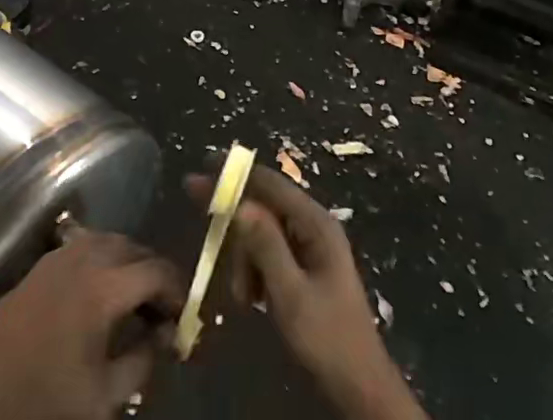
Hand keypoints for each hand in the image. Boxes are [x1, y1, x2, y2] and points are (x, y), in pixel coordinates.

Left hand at [0, 230, 183, 419]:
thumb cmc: (45, 401)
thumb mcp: (105, 394)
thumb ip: (143, 359)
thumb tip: (165, 336)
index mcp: (102, 287)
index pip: (156, 270)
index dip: (177, 290)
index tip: (184, 316)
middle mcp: (81, 259)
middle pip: (131, 247)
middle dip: (152, 272)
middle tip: (161, 309)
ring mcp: (55, 258)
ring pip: (105, 240)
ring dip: (126, 261)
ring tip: (134, 299)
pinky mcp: (37, 267)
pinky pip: (80, 246)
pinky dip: (100, 259)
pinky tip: (99, 292)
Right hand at [184, 165, 426, 419]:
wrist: (358, 386)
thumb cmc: (326, 338)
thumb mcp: (290, 292)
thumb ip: (264, 244)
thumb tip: (239, 202)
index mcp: (316, 224)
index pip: (270, 183)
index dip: (235, 173)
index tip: (203, 166)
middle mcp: (313, 226)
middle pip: (263, 204)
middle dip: (233, 216)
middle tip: (195, 199)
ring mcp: (309, 247)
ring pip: (261, 232)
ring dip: (244, 257)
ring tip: (243, 295)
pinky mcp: (302, 267)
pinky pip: (267, 253)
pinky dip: (253, 270)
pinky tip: (251, 298)